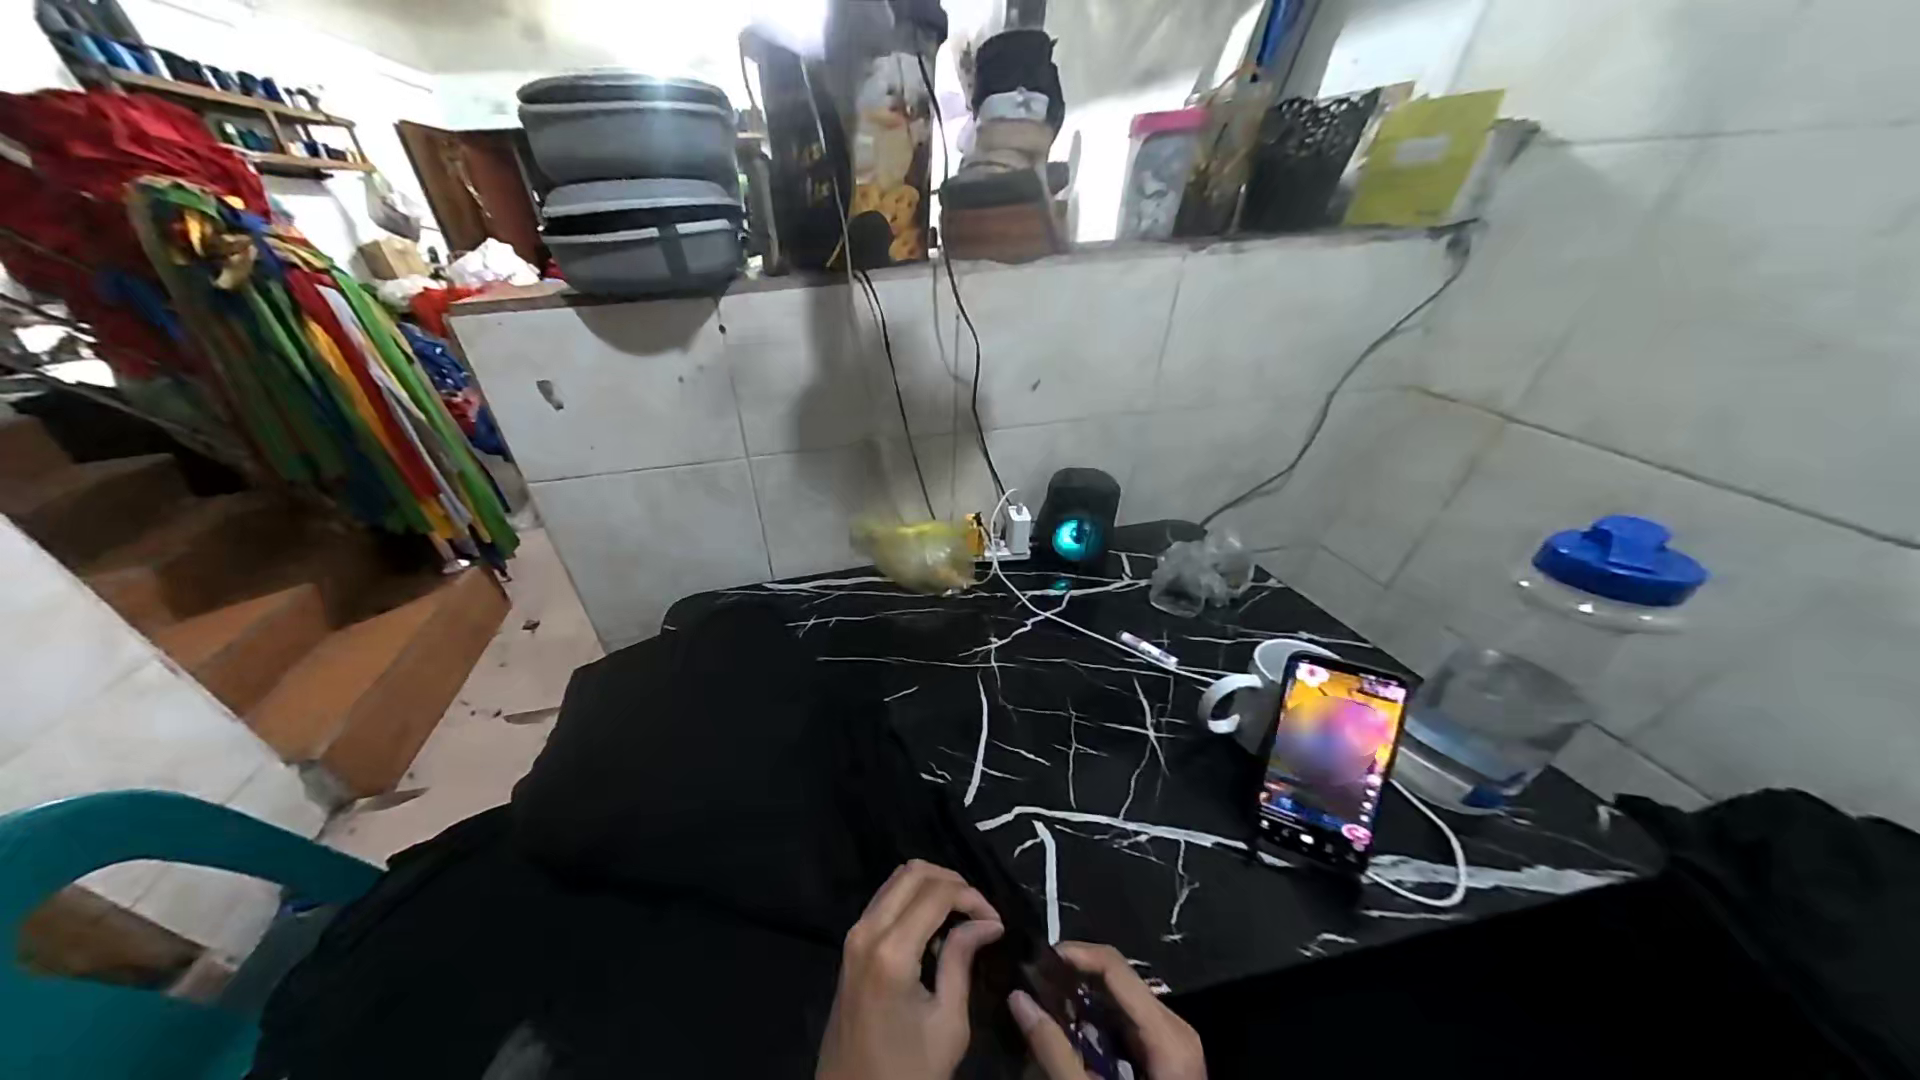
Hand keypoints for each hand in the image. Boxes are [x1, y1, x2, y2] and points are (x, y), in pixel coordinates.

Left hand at [817, 860, 1004, 1079]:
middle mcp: (866, 930)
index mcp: (891, 951)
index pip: (937, 892)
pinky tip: (934, 924)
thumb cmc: (906, 1073)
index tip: (996, 921)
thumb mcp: (947, 1024)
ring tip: (961, 914)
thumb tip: (987, 922)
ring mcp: (854, 935)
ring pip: (896, 879)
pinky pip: (885, 899)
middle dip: (952, 882)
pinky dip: (913, 898)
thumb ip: (961, 960)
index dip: (973, 897)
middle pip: (913, 872)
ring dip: (932, 885)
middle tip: (979, 911)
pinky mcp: (851, 944)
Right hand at [1009, 942, 1205, 1079]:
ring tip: (1044, 1006)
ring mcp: (1173, 1042)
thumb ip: (1053, 1049)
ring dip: (1081, 999)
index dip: (1072, 954)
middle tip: (1032, 986)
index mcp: (1167, 1034)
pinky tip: (1070, 1032)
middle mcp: (1174, 1026)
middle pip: (1117, 978)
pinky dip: (1095, 1021)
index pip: (1114, 966)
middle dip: (1072, 978)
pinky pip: (1126, 1021)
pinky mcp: (1165, 1056)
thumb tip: (1017, 998)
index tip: (1034, 962)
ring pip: (1119, 998)